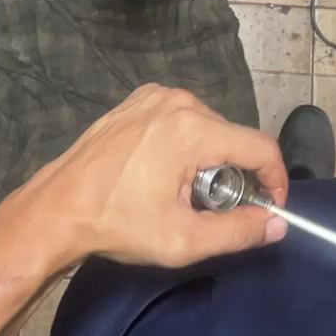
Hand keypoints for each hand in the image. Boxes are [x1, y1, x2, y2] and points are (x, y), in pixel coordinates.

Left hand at [11, 85, 289, 268]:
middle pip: (232, 136)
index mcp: (194, 129)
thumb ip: (238, 232)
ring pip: (208, 126)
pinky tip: (162, 169)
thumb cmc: (119, 223)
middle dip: (235, 174)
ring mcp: (156, 94)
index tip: (270, 208)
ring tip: (183, 192)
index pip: (260, 147)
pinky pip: (181, 117)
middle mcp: (180, 101)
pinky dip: (185, 141)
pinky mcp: (139, 97)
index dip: (275, 179)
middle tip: (214, 209)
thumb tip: (277, 223)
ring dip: (210, 158)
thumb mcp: (183, 240)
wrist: (59, 206)